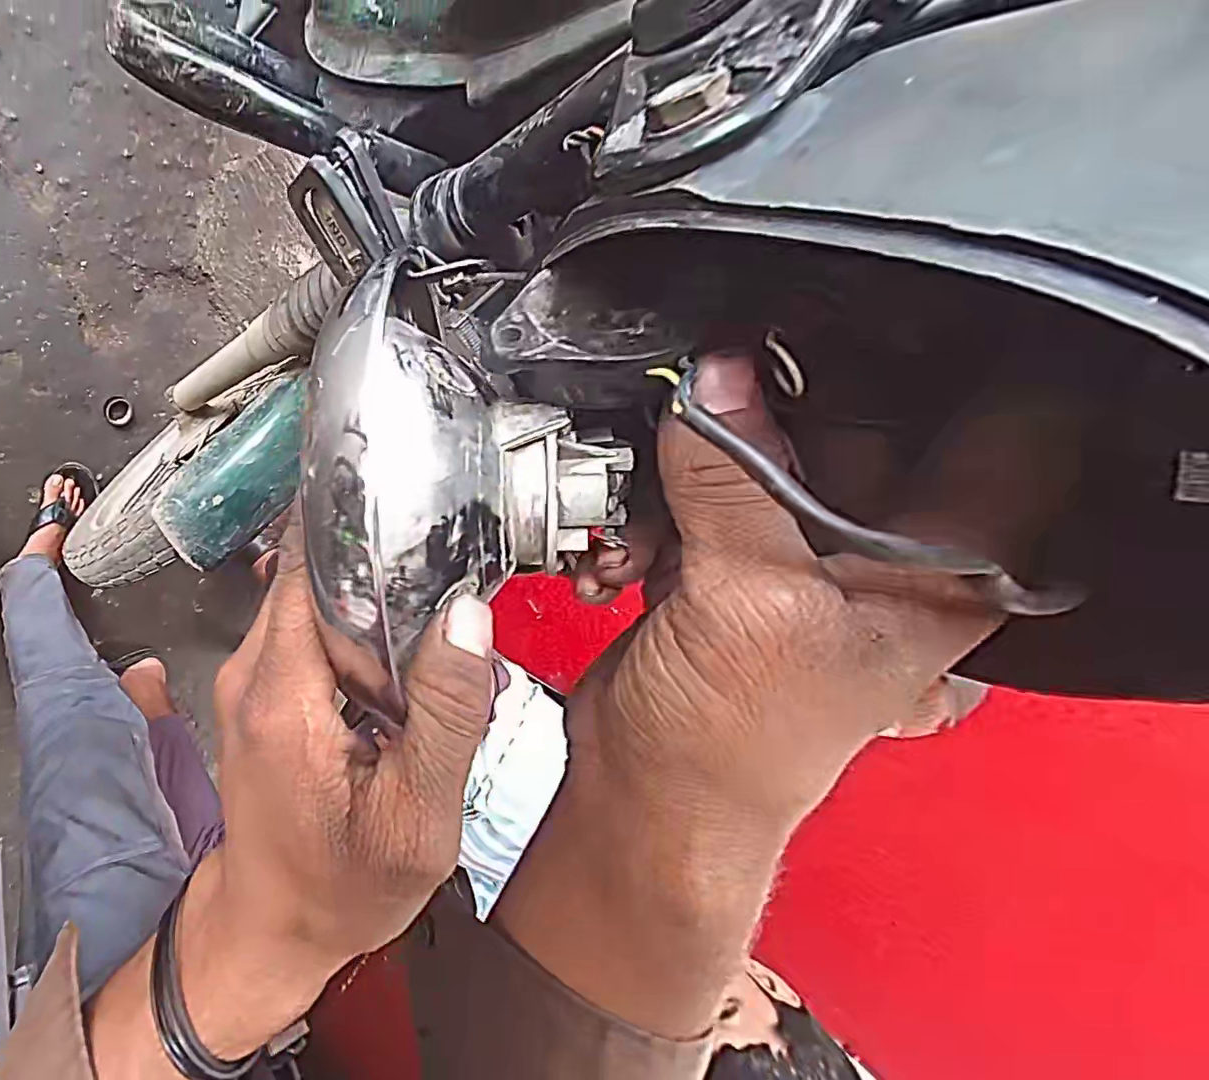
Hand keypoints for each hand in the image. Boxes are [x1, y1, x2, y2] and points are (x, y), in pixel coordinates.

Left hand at [86, 520, 497, 1070]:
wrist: (272, 923)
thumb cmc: (339, 885)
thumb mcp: (418, 813)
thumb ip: (447, 713)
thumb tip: (466, 619)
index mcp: (282, 696)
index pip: (306, 573)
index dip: (351, 536)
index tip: (397, 513)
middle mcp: (249, 677)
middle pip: (309, 585)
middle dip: (371, 585)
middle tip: (428, 614)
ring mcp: (245, 685)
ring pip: (306, 609)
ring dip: (361, 620)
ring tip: (409, 666)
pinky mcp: (255, 697)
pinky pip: (299, 639)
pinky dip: (343, 645)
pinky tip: (380, 685)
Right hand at [495, 350, 1065, 1038]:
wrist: (648, 782)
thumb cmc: (730, 733)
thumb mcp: (743, 597)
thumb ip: (727, 484)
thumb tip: (706, 390)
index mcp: (943, 562)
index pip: (990, 417)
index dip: (927, 354)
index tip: (835, 310)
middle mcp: (876, 549)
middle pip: (843, 426)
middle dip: (760, 416)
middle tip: (694, 403)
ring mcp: (788, 554)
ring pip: (748, 462)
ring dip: (680, 478)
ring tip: (639, 525)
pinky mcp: (716, 561)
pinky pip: (688, 500)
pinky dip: (647, 514)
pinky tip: (620, 555)